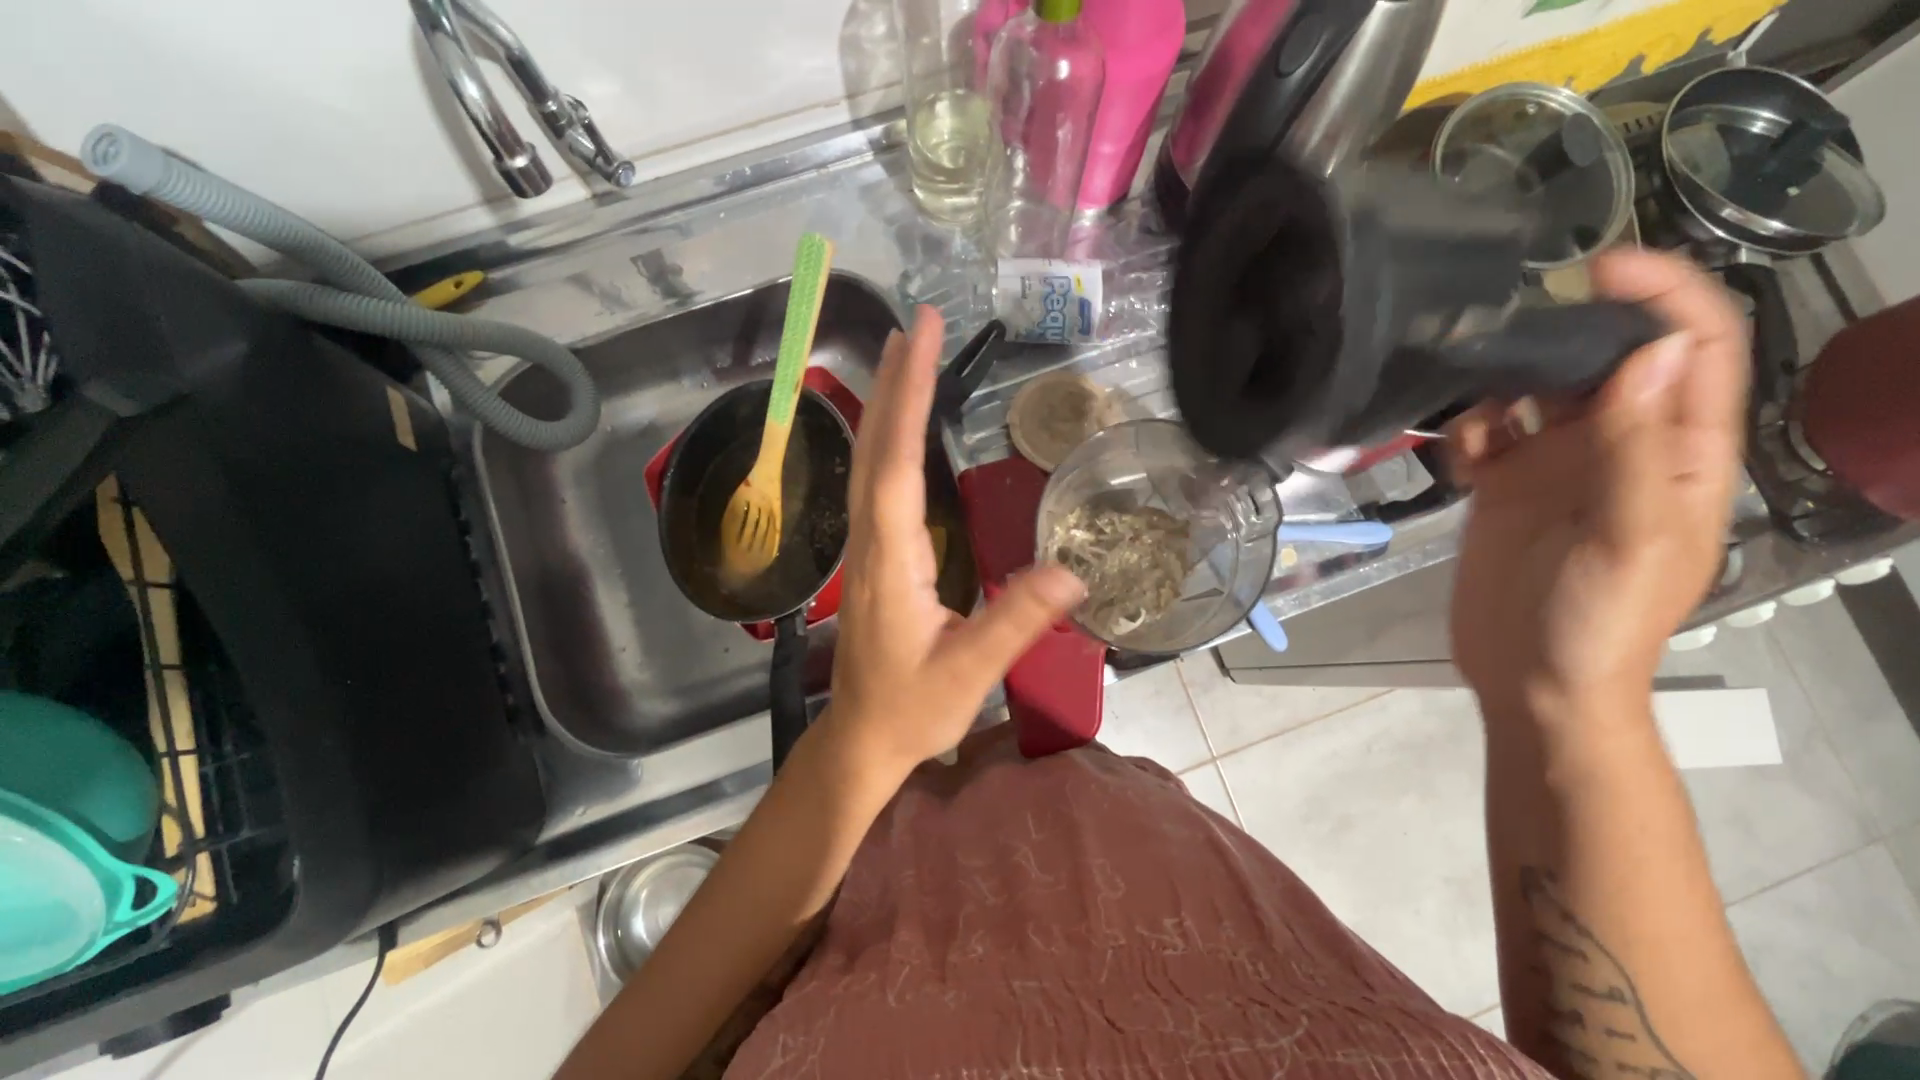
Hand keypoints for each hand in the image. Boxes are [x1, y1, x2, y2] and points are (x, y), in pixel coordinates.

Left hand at [819, 307, 1083, 776]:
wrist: (862, 739)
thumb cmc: (911, 708)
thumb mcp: (970, 671)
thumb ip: (1015, 620)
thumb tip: (1073, 570)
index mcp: (889, 559)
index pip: (896, 463)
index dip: (907, 396)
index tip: (920, 337)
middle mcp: (868, 541)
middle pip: (875, 448)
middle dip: (894, 382)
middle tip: (915, 323)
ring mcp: (865, 548)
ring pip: (870, 462)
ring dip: (887, 405)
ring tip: (905, 354)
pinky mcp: (872, 557)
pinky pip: (877, 484)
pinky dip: (888, 440)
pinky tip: (900, 428)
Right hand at [1447, 251, 1747, 721]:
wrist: (1531, 681)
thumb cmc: (1599, 620)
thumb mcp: (1630, 537)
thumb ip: (1642, 449)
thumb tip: (1650, 352)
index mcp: (1680, 451)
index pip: (1693, 348)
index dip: (1662, 296)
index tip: (1600, 267)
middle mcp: (1622, 443)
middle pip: (1606, 356)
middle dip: (1566, 330)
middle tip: (1508, 323)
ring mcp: (1559, 464)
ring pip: (1538, 388)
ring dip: (1504, 377)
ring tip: (1470, 386)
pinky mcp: (1503, 484)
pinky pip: (1487, 431)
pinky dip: (1468, 426)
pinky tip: (1457, 449)